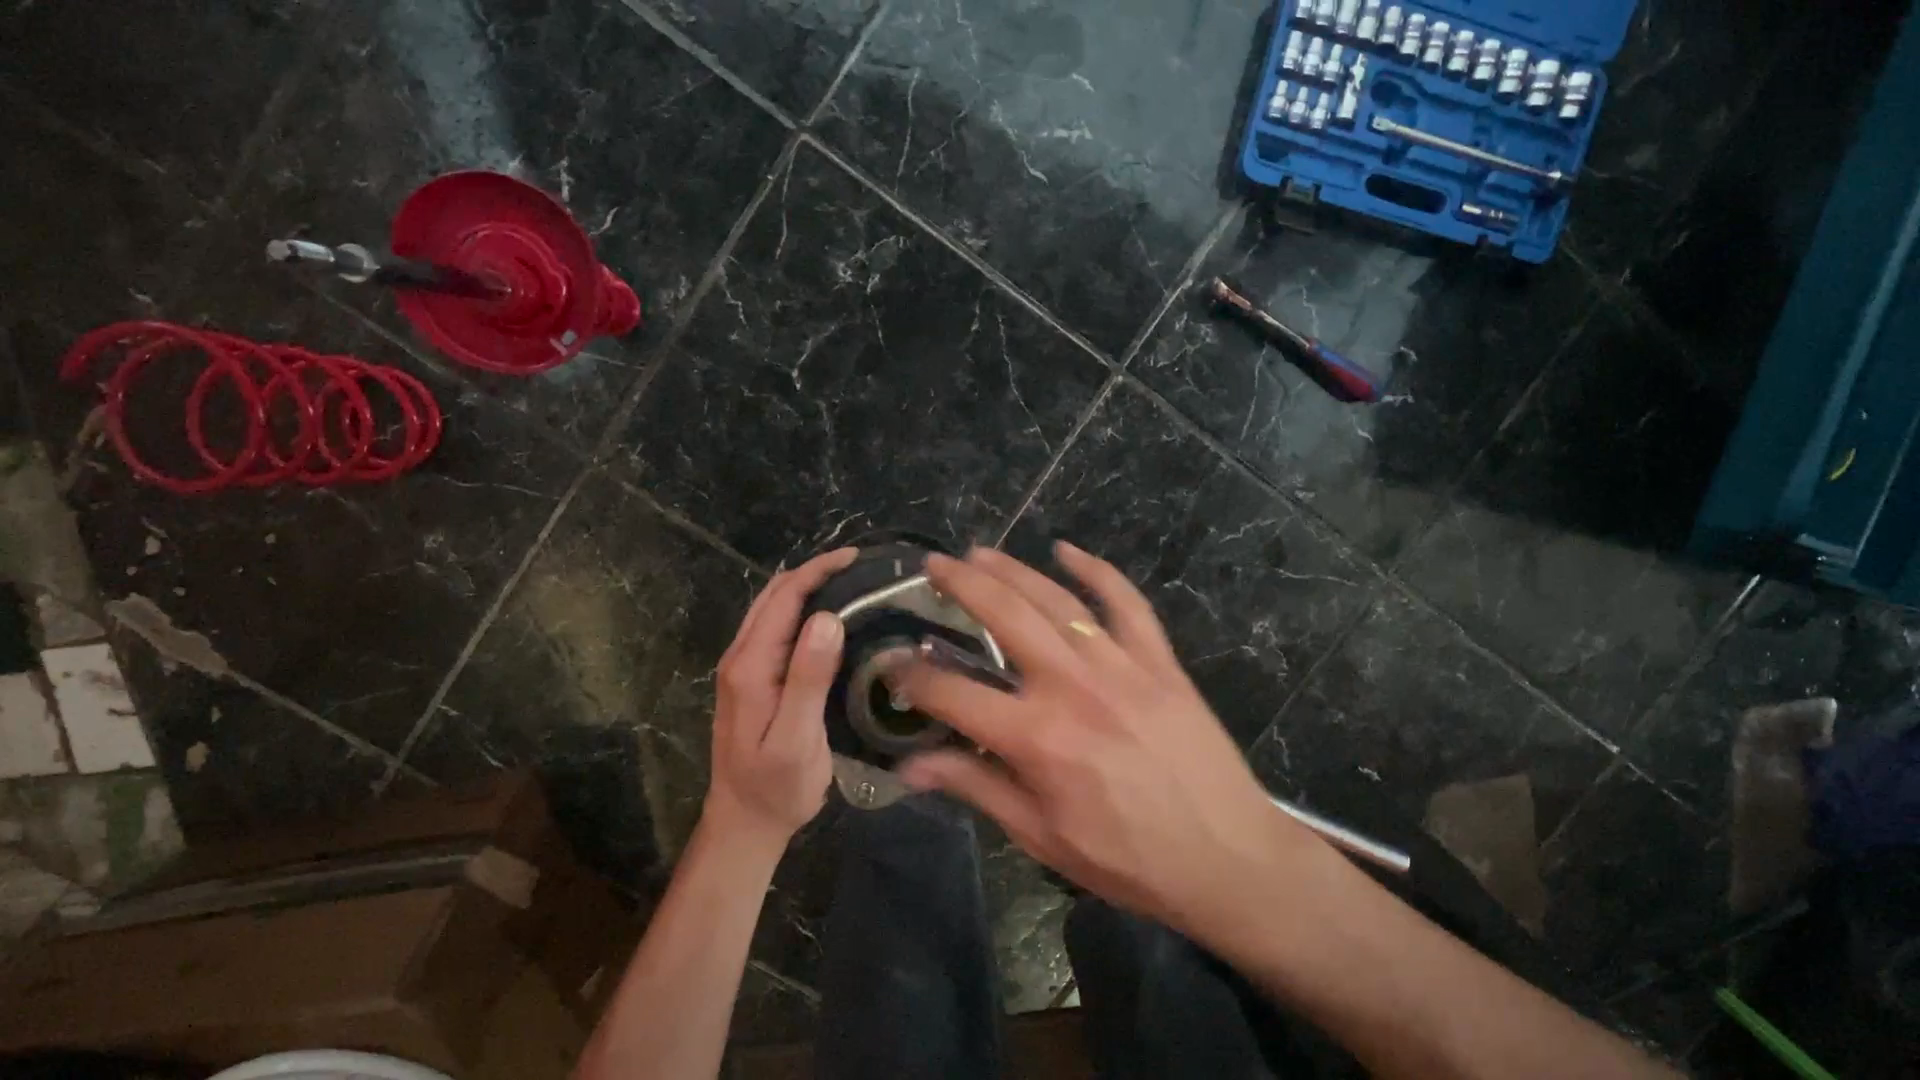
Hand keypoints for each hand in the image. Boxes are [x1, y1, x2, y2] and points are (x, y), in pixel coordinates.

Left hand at [704, 547, 856, 848]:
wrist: (744, 823)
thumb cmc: (776, 787)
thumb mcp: (796, 738)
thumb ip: (807, 679)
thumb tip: (827, 618)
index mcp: (750, 666)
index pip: (783, 599)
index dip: (818, 571)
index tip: (858, 559)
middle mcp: (740, 658)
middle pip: (774, 596)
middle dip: (814, 572)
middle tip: (862, 567)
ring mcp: (744, 669)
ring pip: (773, 611)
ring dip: (807, 588)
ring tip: (851, 583)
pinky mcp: (754, 681)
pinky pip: (777, 631)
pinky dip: (802, 611)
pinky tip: (831, 618)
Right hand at [895, 544, 1319, 941]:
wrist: (1227, 859)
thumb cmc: (1127, 859)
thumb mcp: (1041, 835)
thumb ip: (976, 788)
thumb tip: (909, 767)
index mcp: (1036, 737)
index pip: (953, 693)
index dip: (913, 676)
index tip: (892, 664)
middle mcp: (1072, 686)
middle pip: (1004, 617)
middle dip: (960, 585)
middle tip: (932, 566)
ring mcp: (1121, 666)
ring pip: (1056, 600)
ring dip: (1013, 569)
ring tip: (979, 552)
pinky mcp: (1160, 661)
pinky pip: (1126, 602)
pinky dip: (1096, 570)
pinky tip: (1067, 550)